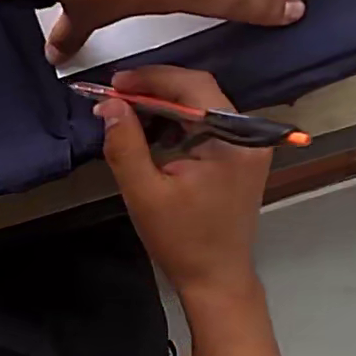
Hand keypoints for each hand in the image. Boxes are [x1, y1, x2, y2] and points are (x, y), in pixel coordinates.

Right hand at [95, 66, 270, 303]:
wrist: (214, 277)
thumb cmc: (181, 239)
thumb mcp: (143, 191)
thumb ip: (124, 144)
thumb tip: (109, 105)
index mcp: (231, 140)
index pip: (192, 87)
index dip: (151, 78)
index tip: (115, 85)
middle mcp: (246, 135)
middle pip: (197, 91)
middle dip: (153, 89)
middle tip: (114, 97)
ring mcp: (245, 145)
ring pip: (198, 105)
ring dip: (161, 104)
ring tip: (126, 115)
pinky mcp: (237, 155)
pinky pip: (203, 123)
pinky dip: (173, 121)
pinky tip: (148, 133)